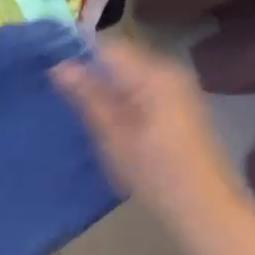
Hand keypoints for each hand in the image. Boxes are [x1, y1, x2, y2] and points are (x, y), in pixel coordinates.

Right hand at [50, 38, 247, 226]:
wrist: (206, 209)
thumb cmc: (155, 173)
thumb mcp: (113, 135)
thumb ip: (87, 96)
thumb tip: (58, 65)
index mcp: (152, 73)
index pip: (104, 45)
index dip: (74, 52)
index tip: (48, 67)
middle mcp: (168, 69)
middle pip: (117, 55)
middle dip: (88, 67)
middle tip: (59, 88)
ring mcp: (177, 84)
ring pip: (127, 69)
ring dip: (104, 81)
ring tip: (76, 101)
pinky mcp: (179, 101)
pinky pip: (140, 82)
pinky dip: (121, 92)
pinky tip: (107, 114)